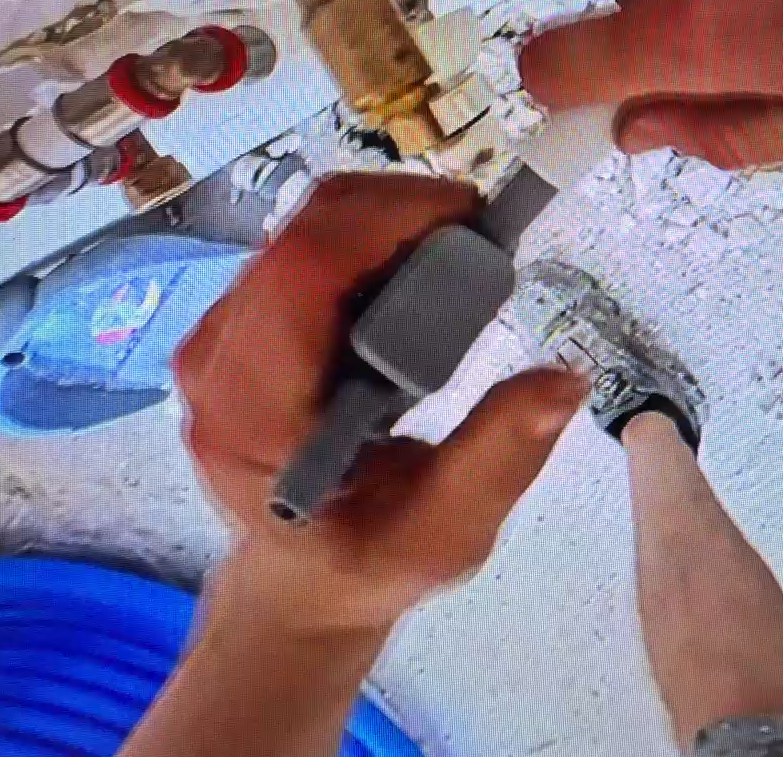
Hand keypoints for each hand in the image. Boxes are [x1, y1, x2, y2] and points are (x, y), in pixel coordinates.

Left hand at [173, 173, 584, 636]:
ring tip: (453, 254)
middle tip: (479, 240)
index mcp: (254, 414)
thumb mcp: (444, 534)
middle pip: (307, 232)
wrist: (300, 570)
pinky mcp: (241, 317)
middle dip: (402, 211)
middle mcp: (219, 359)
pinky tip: (413, 268)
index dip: (390, 221)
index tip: (476, 223)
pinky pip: (307, 241)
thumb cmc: (366, 557)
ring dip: (389, 218)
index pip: (305, 272)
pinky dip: (370, 234)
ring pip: (307, 224)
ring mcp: (222, 332)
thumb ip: (498, 461)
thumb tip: (562, 378)